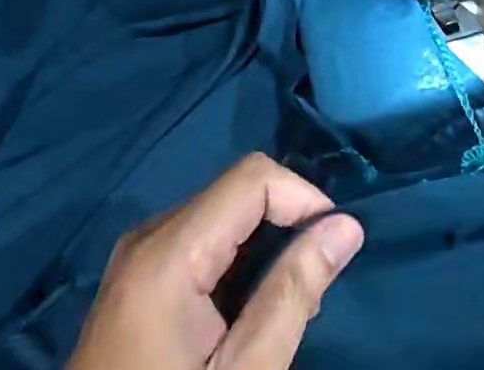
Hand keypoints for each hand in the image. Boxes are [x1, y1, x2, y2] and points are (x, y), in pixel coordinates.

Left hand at [67, 153, 364, 369]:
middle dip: (287, 220)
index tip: (337, 243)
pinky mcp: (137, 272)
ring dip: (265, 240)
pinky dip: (237, 255)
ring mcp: (138, 251)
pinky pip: (199, 235)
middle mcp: (149, 234)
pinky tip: (249, 306)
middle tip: (316, 282)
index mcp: (168, 252)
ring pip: (221, 210)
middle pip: (235, 190)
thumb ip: (292, 294)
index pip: (252, 177)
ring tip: (287, 300)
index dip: (304, 197)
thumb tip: (346, 227)